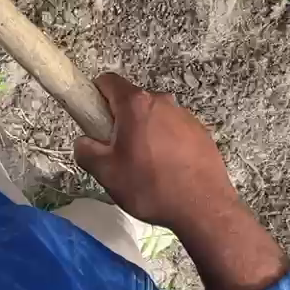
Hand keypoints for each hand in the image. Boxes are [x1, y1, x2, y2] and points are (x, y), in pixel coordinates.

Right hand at [76, 72, 289, 289]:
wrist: (205, 209)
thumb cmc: (151, 186)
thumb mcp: (106, 173)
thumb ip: (86, 151)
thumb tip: (84, 142)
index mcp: (136, 104)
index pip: (108, 81)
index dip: (95, 96)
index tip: (94, 119)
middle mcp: (162, 101)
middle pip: (132, 101)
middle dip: (121, 120)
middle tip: (119, 152)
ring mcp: (185, 115)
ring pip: (154, 116)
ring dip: (145, 132)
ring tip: (147, 167)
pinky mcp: (202, 132)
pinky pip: (175, 130)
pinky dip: (167, 143)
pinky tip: (170, 170)